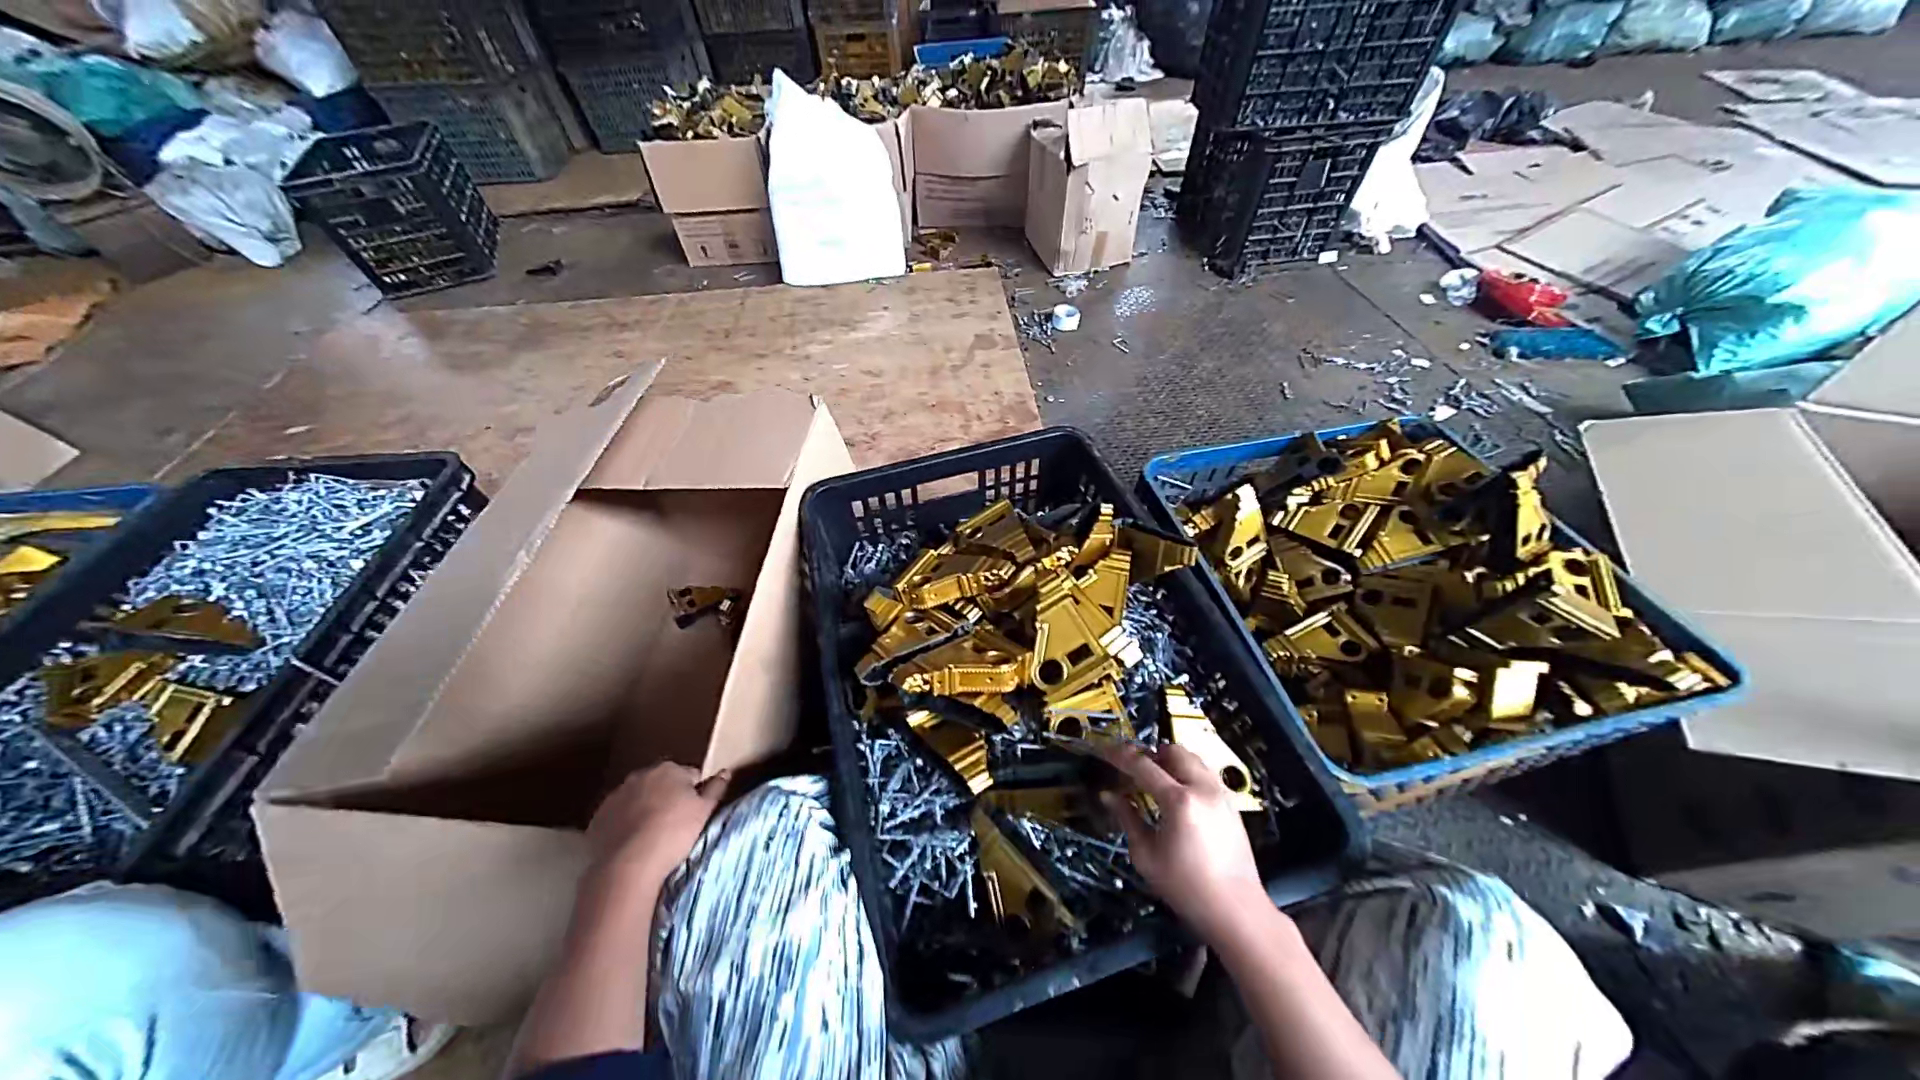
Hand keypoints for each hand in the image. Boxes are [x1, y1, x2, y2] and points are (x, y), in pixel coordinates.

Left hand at [586, 762, 729, 887]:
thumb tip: (726, 772)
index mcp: (669, 769)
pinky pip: (617, 817)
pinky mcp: (597, 818)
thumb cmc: (673, 833)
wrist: (627, 866)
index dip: (695, 793)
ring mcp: (615, 796)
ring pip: (637, 799)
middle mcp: (640, 775)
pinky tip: (631, 843)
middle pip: (661, 784)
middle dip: (668, 797)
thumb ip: (716, 788)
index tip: (695, 813)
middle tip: (675, 824)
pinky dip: (624, 825)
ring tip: (652, 836)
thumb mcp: (704, 811)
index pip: (690, 775)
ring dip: (644, 810)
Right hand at [1099, 743, 1272, 944]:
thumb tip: (1109, 795)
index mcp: (1179, 801)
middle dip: (1151, 755)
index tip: (1105, 750)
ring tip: (1157, 782)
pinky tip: (1179, 796)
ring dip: (1171, 762)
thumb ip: (1127, 819)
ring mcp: (1222, 795)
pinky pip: (1206, 774)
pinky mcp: (1232, 805)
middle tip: (1134, 771)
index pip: (1143, 766)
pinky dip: (1189, 774)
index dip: (1120, 755)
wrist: (1236, 911)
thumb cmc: (1186, 888)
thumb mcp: (1146, 856)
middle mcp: (1203, 789)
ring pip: (1193, 759)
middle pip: (1173, 751)